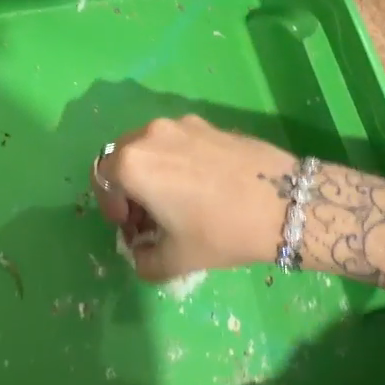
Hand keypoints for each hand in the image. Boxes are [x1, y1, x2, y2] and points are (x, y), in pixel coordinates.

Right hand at [93, 116, 296, 281]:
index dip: (109, 205)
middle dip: (127, 186)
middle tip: (147, 216)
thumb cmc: (221, 231)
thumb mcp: (176, 259)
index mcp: (133, 163)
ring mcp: (182, 124)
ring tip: (174, 201)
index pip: (100, 177)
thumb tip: (141, 254)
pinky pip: (177, 141)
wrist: (284, 203)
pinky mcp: (209, 123)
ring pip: (150, 145)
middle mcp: (152, 134)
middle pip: (122, 156)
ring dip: (151, 172)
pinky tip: (201, 186)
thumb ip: (144, 261)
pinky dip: (175, 161)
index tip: (131, 226)